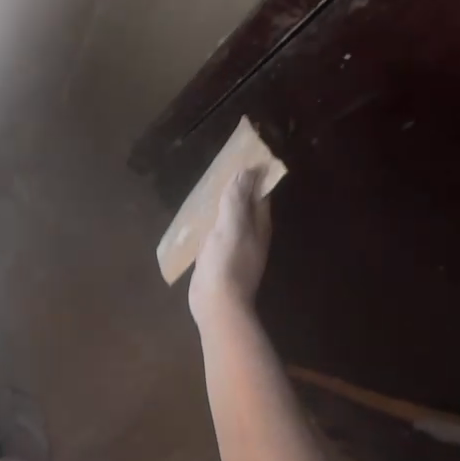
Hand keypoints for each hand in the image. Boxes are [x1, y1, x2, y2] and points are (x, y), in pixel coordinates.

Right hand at [188, 165, 273, 321]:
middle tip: (220, 168)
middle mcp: (251, 234)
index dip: (253, 176)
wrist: (217, 303)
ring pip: (231, 218)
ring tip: (207, 188)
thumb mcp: (232, 226)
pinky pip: (217, 232)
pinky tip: (199, 218)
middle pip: (246, 205)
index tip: (241, 157)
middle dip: (237, 188)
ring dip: (223, 204)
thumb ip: (237, 199)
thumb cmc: (226, 262)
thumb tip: (247, 170)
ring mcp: (236, 247)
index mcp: (259, 225)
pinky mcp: (220, 258)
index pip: (260, 193)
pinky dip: (211, 221)